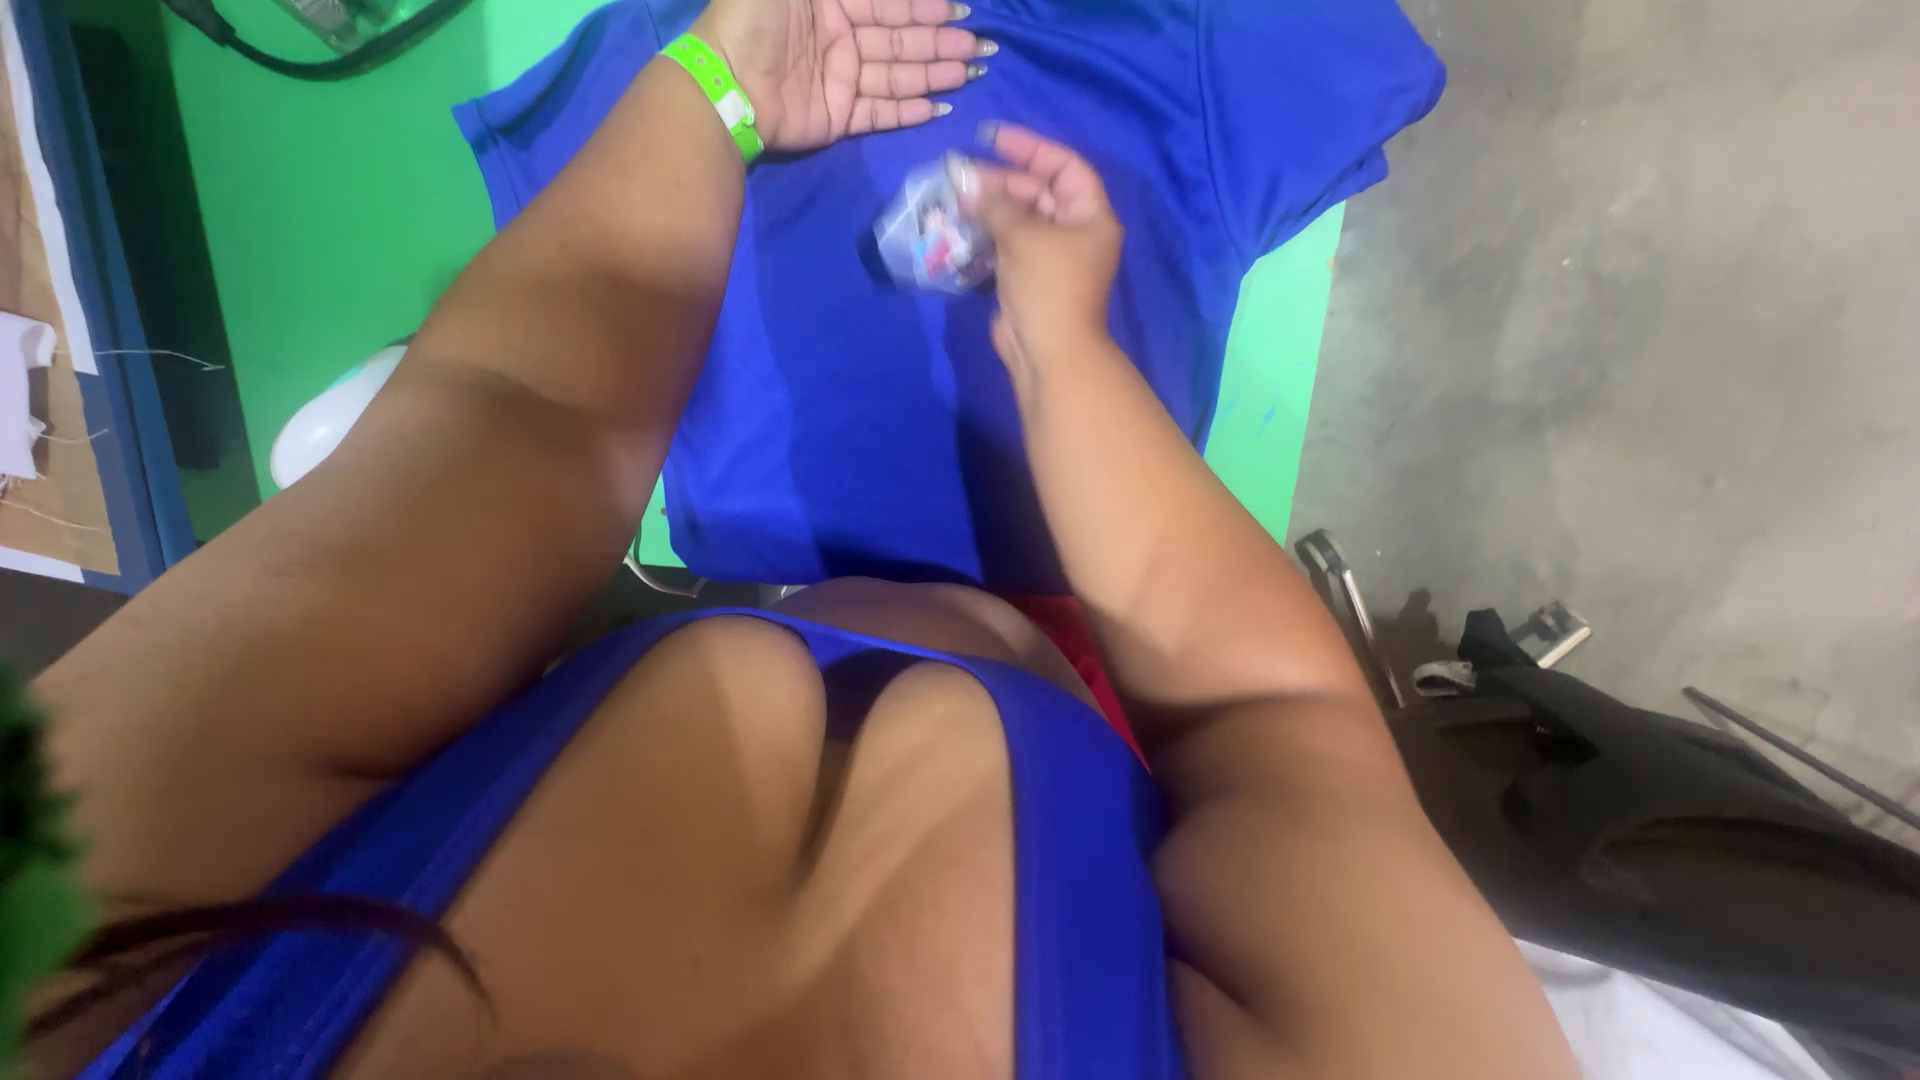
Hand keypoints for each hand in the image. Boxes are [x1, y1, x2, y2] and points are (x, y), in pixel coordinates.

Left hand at [692, 0, 990, 150]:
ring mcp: (842, 81)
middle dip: (941, 43)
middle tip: (981, 48)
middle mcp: (842, 40)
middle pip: (900, 40)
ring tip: (970, 73)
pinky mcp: (839, 117)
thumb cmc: (754, 18)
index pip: (889, 4)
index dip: (925, 8)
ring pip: (898, 76)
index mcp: (832, 3)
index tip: (960, 11)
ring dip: (935, 75)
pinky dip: (909, 111)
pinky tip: (939, 108)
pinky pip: (880, 113)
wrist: (729, 85)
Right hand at [969, 125, 1123, 377]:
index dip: (1031, 147)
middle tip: (963, 178)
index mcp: (1090, 216)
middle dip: (1001, 182)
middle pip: (1038, 193)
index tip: (993, 138)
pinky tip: (960, 228)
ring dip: (989, 210)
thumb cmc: (1047, 285)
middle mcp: (1074, 234)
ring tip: (956, 200)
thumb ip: (995, 204)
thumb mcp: (1023, 235)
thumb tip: (968, 185)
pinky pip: (1006, 248)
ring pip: (1018, 222)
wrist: (1047, 351)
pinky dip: (985, 237)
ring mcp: (1050, 259)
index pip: (1064, 167)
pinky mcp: (1027, 280)